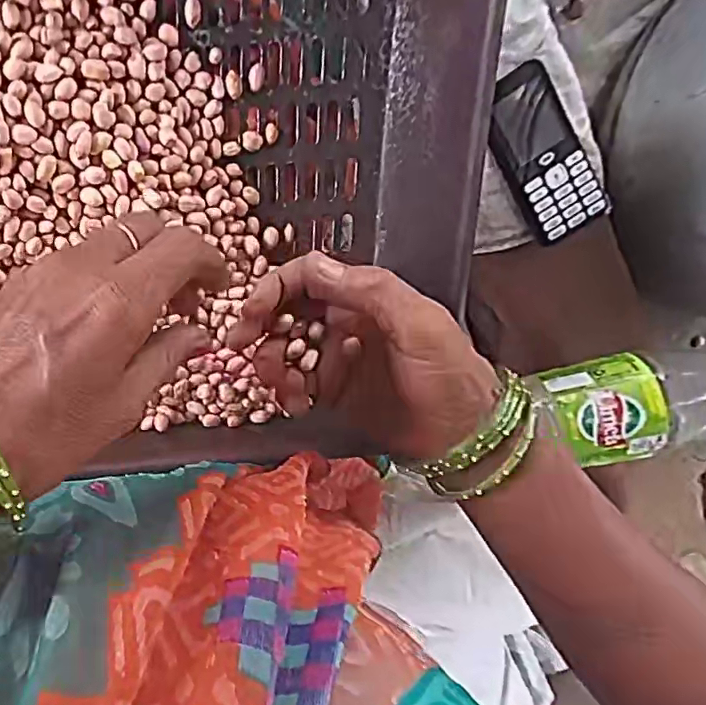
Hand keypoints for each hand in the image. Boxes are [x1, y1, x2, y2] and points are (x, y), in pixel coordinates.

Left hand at [0, 213, 228, 496]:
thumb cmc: (50, 435)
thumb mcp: (124, 405)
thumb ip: (167, 356)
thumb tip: (194, 332)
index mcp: (119, 301)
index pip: (183, 245)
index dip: (210, 261)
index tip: (216, 288)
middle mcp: (82, 268)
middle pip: (146, 227)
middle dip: (173, 257)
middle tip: (180, 303)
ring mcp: (45, 267)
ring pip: (109, 239)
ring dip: (136, 264)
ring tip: (138, 314)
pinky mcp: (19, 278)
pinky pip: (75, 258)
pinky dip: (101, 273)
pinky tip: (96, 317)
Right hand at [224, 252, 499, 460]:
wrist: (463, 437)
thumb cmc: (450, 375)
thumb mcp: (419, 324)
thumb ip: (371, 291)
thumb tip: (313, 268)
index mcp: (364, 298)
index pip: (306, 279)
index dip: (272, 291)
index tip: (249, 315)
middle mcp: (344, 323)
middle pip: (285, 314)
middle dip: (260, 332)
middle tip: (242, 354)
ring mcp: (335, 358)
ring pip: (283, 352)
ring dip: (273, 368)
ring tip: (286, 389)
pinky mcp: (331, 392)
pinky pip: (293, 385)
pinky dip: (286, 394)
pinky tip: (298, 405)